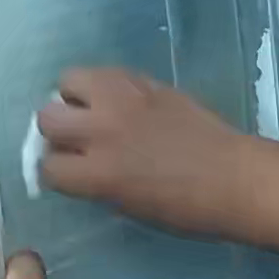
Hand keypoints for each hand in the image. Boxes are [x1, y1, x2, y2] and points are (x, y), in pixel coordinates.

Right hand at [38, 68, 252, 236]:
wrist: (231, 176)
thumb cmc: (184, 207)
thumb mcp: (127, 205)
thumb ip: (93, 181)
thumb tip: (73, 164)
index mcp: (99, 173)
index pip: (48, 167)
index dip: (53, 171)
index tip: (64, 171)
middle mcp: (101, 130)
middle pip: (47, 117)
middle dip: (55, 130)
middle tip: (74, 137)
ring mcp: (119, 98)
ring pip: (66, 80)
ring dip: (72, 97)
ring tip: (90, 108)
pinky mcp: (138, 78)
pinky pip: (101, 71)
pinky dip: (100, 84)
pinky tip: (116, 99)